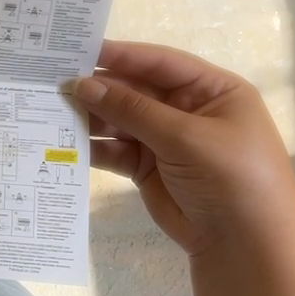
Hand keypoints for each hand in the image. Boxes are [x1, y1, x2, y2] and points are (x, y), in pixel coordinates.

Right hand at [71, 41, 294, 257]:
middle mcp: (186, 110)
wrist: (244, 245)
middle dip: (98, 88)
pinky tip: (63, 142)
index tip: (76, 49)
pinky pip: (113, 150)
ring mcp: (164, 140)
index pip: (159, 63)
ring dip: (89, 117)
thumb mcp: (186, 137)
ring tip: (50, 111)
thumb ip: (132, 109)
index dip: (120, 55)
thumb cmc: (232, 177)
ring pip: (119, 120)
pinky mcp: (146, 168)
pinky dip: (91, 147)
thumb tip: (81, 85)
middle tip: (52, 83)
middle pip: (134, 90)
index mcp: (211, 90)